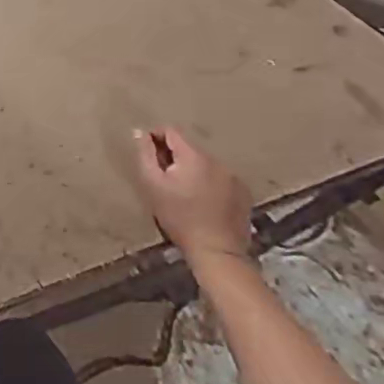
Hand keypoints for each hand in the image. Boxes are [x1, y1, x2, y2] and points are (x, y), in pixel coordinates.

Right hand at [132, 126, 252, 262]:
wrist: (216, 253)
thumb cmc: (180, 218)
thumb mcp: (154, 186)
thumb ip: (146, 155)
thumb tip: (141, 132)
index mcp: (192, 154)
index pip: (171, 131)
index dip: (157, 139)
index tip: (151, 156)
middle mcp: (215, 159)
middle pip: (188, 148)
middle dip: (175, 158)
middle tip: (167, 181)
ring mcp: (232, 175)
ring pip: (205, 164)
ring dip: (193, 171)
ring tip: (186, 194)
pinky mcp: (243, 192)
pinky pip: (220, 178)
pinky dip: (211, 184)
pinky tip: (205, 203)